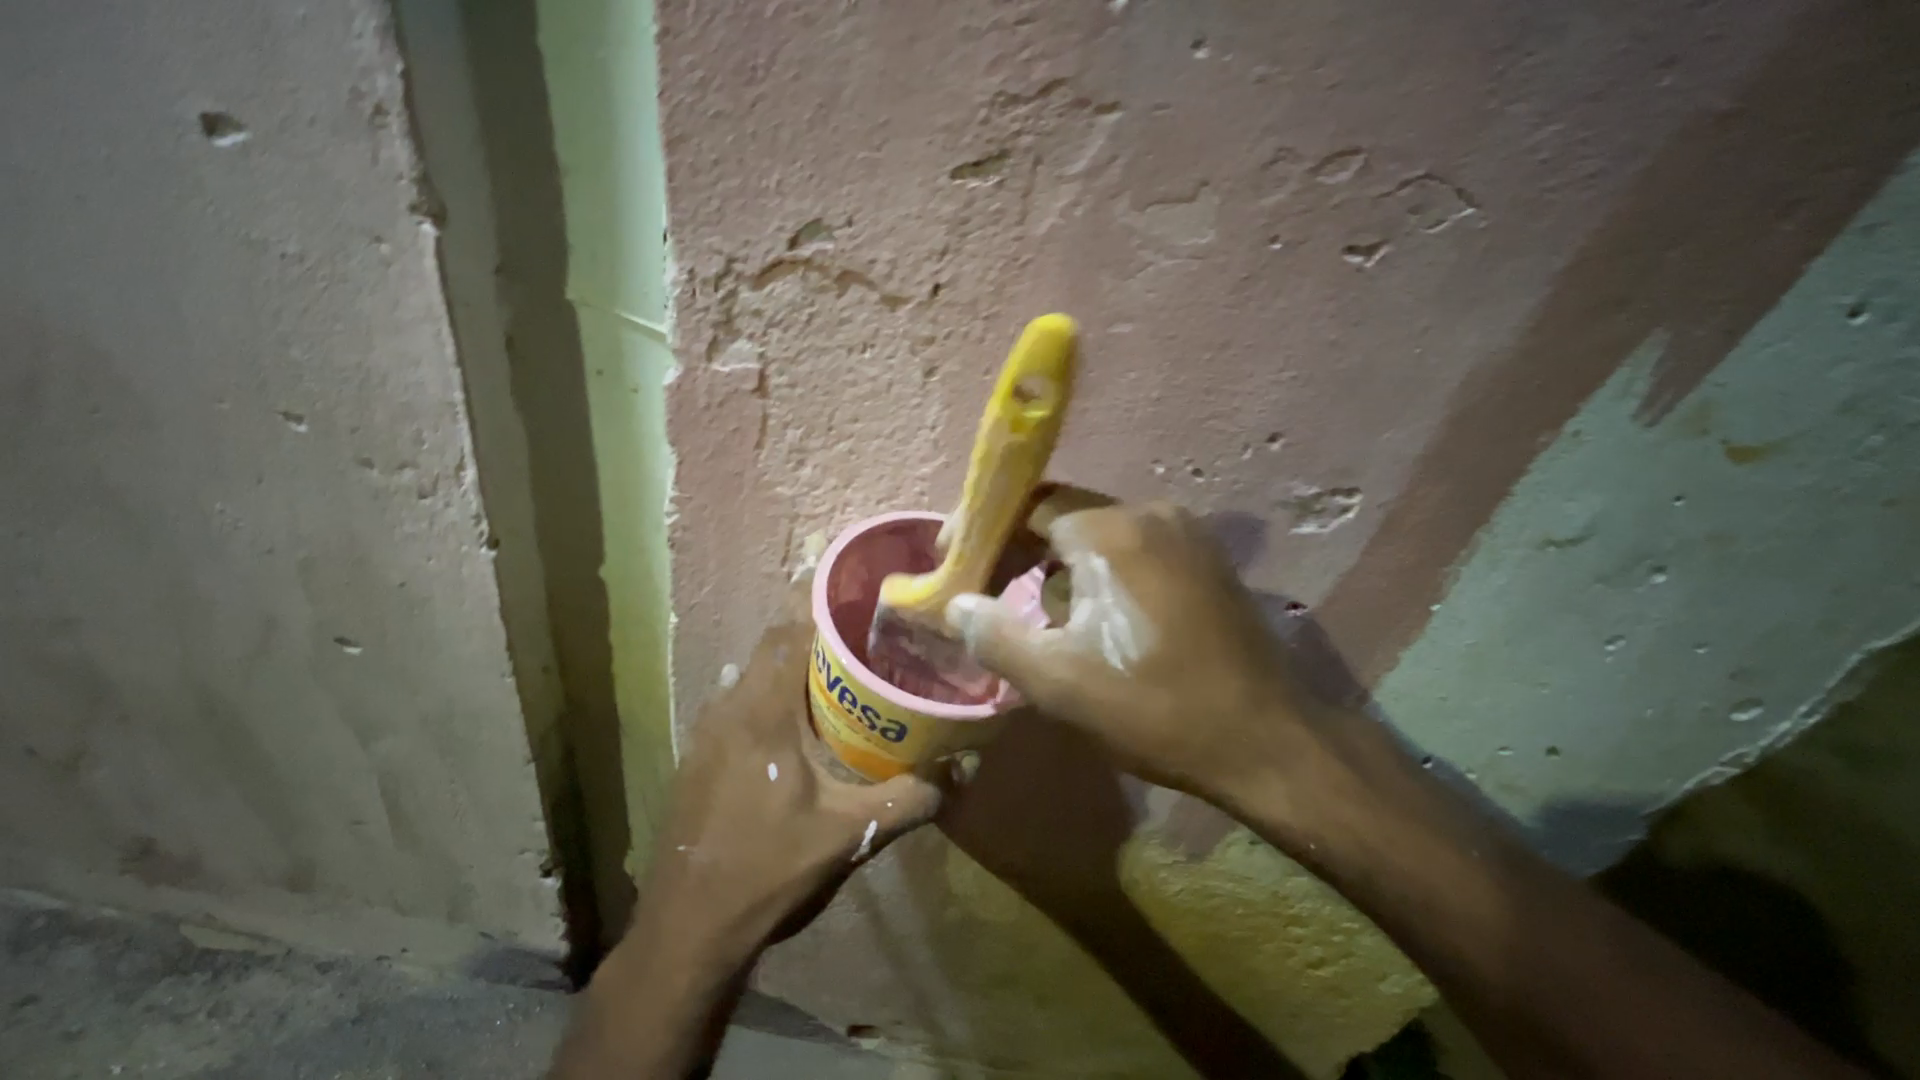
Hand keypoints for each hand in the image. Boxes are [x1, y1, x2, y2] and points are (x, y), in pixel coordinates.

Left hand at [639, 587, 957, 955]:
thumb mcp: (850, 835)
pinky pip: (735, 706)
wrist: (689, 926)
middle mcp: (727, 710)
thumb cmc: (769, 869)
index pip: (789, 631)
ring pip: (750, 678)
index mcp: (762, 712)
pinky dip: (767, 698)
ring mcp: (704, 736)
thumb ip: (910, 798)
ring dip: (788, 668)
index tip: (853, 581)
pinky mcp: (697, 761)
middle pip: (771, 649)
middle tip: (863, 630)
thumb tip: (963, 771)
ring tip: (835, 670)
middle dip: (813, 633)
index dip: (818, 599)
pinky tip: (792, 722)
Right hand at [943, 498, 1337, 812]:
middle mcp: (1152, 514)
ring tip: (1040, 619)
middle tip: (989, 593)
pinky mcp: (1209, 561)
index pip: (1029, 507)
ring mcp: (1189, 535)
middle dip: (1021, 552)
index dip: (985, 531)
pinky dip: (1103, 573)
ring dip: (1062, 567)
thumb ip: (995, 636)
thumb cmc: (1155, 709)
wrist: (1266, 741)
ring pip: (1101, 535)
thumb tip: (957, 604)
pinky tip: (1096, 620)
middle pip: (1065, 516)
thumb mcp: (1059, 683)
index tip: (953, 562)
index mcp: (1112, 533)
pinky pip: (1136, 550)